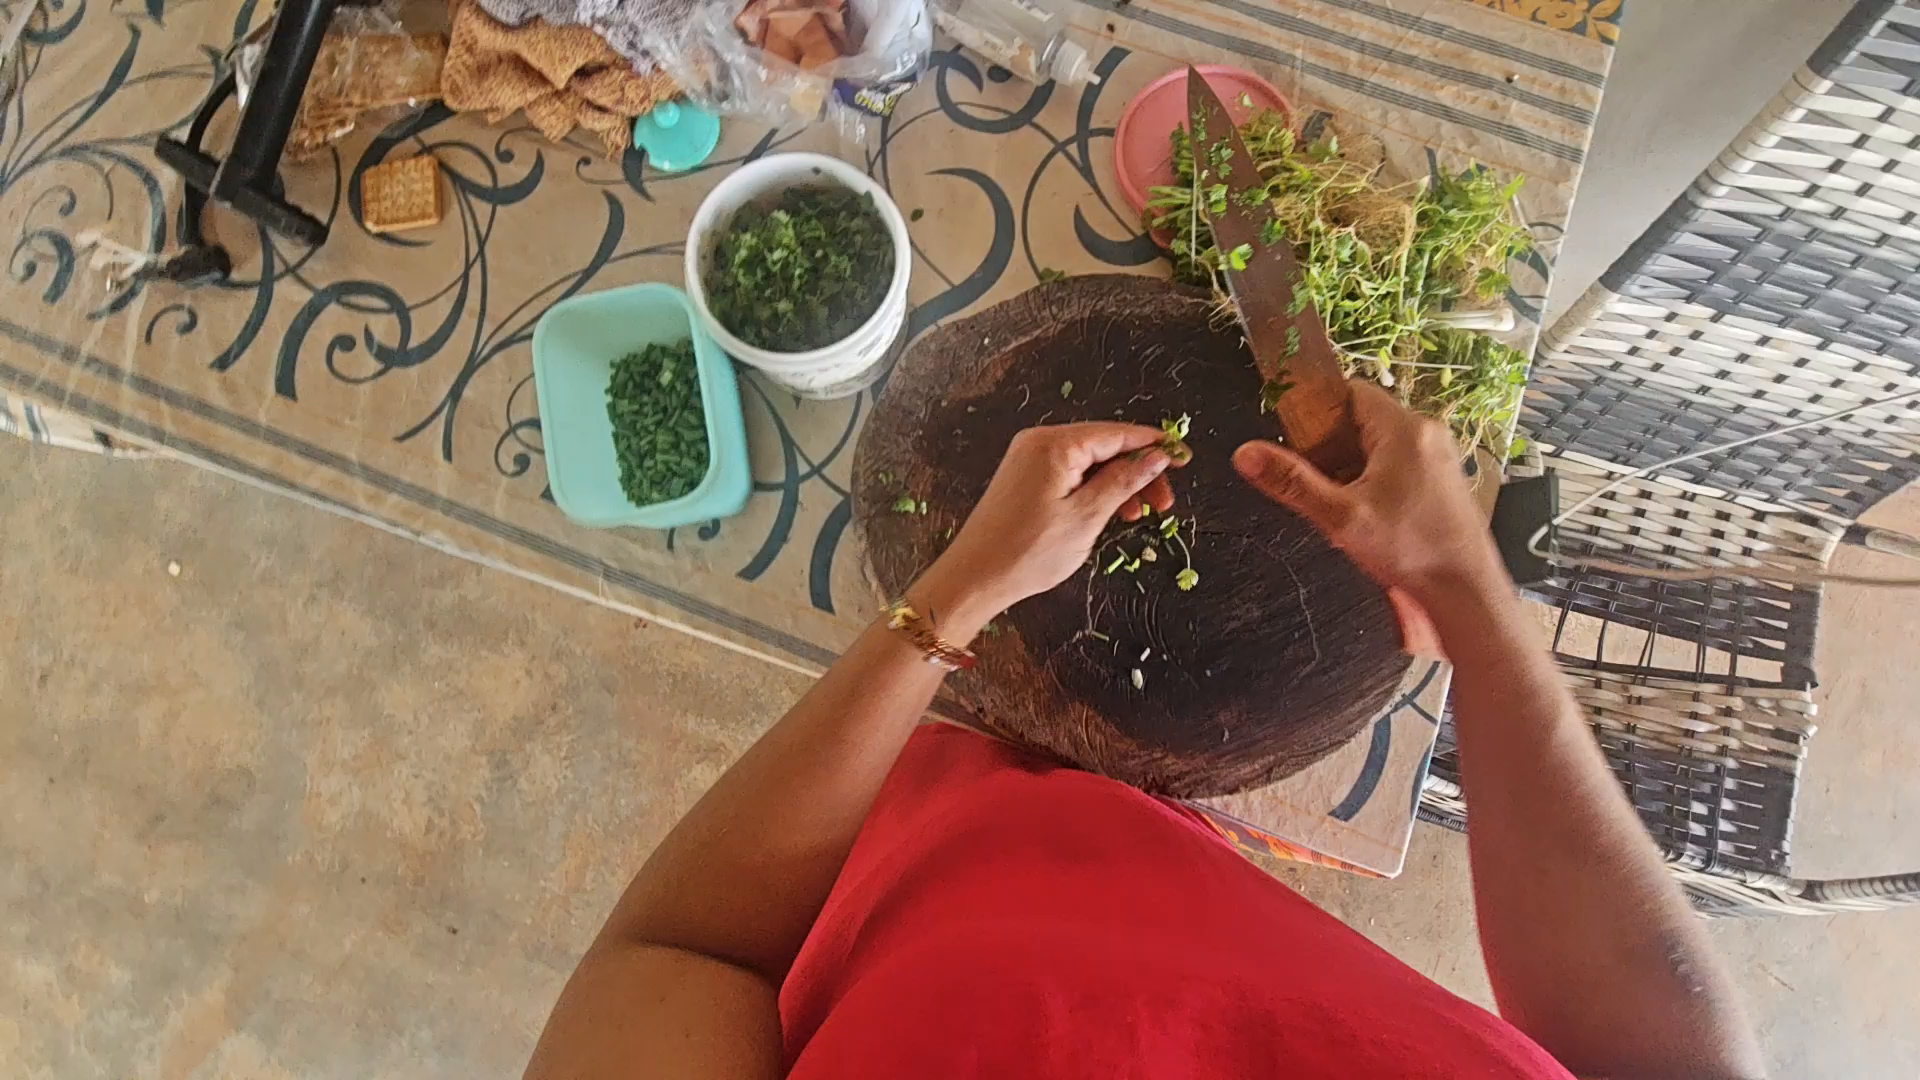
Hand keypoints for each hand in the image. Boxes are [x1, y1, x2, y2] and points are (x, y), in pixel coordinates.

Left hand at [911, 423, 1180, 640]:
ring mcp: (1029, 460)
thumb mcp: (1087, 516)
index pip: (1117, 433)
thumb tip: (1157, 456)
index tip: (1184, 459)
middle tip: (1163, 505)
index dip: (1154, 445)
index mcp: (1055, 444)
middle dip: (1137, 471)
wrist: (974, 577)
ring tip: (1138, 517)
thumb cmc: (1028, 551)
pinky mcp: (1024, 479)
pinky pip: (1070, 475)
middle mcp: (1040, 442)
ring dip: (1118, 485)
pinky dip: (1093, 491)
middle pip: (1104, 446)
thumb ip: (1124, 482)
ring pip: (1089, 463)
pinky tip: (1109, 514)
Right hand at [1230, 382, 1506, 611]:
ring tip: (1338, 505)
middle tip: (1314, 483)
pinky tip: (1361, 513)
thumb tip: (1245, 453)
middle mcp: (1426, 433)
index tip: (1294, 440)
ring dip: (1347, 468)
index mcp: (1404, 429)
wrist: (1465, 591)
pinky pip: (1392, 464)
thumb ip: (1290, 481)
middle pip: (1359, 421)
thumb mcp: (1339, 516)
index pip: (1349, 392)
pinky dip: (1367, 480)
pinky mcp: (1438, 478)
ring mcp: (1436, 456)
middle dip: (1328, 449)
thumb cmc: (1411, 550)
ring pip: (1374, 445)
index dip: (1315, 412)